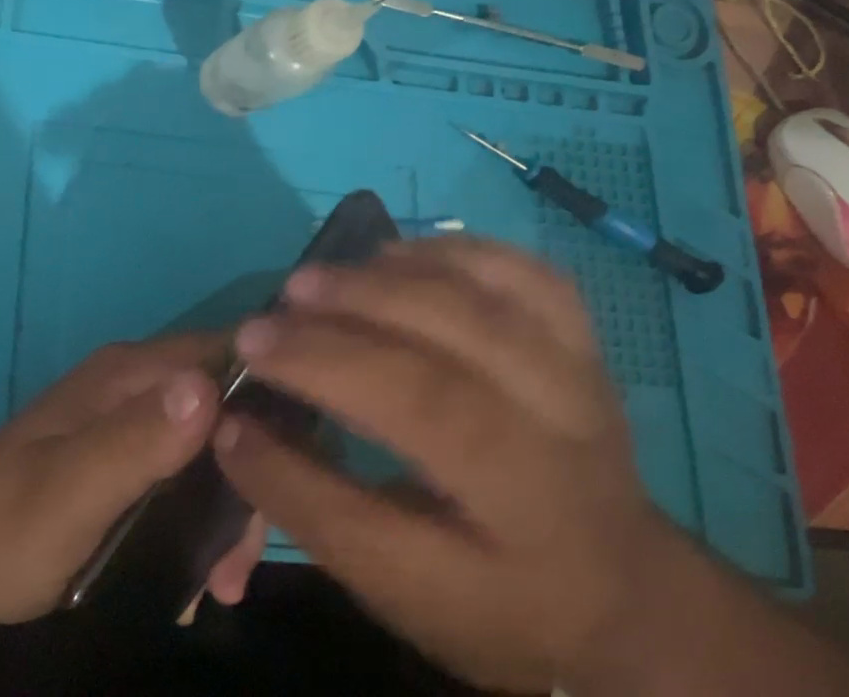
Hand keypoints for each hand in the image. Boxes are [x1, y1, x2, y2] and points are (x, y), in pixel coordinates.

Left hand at [0, 333, 267, 624]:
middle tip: (242, 564)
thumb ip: (135, 441)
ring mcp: (127, 422)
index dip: (277, 404)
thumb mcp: (72, 491)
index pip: (230, 357)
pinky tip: (199, 581)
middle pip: (230, 412)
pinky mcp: (121, 459)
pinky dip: (202, 527)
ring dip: (229, 518)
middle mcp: (134, 386)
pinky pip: (186, 479)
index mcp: (128, 375)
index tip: (299, 476)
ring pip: (212, 453)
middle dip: (251, 483)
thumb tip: (208, 386)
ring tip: (222, 585)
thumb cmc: (5, 526)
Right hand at [214, 237, 678, 691]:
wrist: (622, 588)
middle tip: (257, 330)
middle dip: (330, 353)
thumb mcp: (394, 586)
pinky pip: (522, 276)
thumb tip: (230, 428)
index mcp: (497, 579)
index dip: (287, 470)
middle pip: (441, 398)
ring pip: (484, 320)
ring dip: (380, 289)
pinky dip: (446, 254)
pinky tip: (387, 260)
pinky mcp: (584, 346)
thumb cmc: (488, 594)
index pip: (377, 526)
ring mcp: (581, 397)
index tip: (226, 417)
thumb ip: (310, 507)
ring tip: (309, 284)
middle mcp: (554, 481)